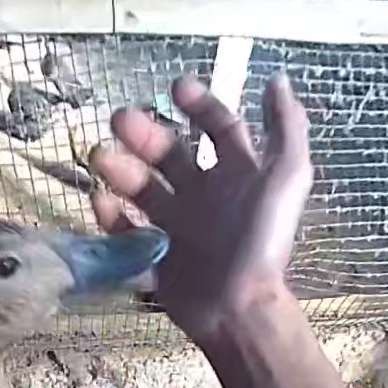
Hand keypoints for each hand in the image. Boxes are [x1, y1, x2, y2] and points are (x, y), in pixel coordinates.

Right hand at [90, 73, 313, 346]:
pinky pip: (129, 233)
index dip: (200, 105)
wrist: (237, 307)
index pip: (218, 129)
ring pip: (143, 190)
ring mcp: (179, 228)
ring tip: (100, 158)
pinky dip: (112, 218)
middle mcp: (205, 197)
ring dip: (121, 170)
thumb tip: (277, 80)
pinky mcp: (157, 258)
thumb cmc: (261, 243)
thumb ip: (287, 128)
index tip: (176, 88)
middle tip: (120, 120)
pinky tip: (100, 202)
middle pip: (170, 155)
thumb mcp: (287, 178)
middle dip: (145, 134)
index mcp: (236, 176)